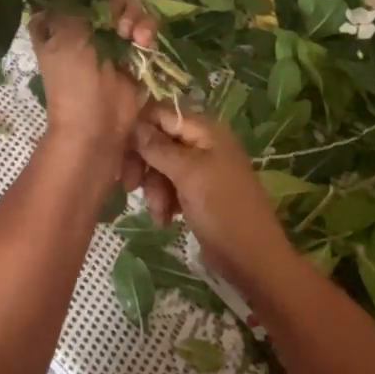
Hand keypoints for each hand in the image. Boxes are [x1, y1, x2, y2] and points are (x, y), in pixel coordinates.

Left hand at [28, 0, 154, 171]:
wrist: (98, 125)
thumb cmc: (73, 78)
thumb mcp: (66, 30)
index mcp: (57, 17)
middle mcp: (82, 21)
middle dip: (117, 3)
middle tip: (118, 23)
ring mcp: (108, 34)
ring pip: (127, 5)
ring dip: (134, 17)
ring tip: (134, 38)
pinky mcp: (131, 47)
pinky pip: (143, 23)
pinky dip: (145, 29)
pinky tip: (144, 42)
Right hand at [131, 104, 291, 288]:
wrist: (254, 260)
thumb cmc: (223, 209)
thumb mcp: (188, 174)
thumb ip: (158, 147)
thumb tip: (133, 124)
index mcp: (205, 130)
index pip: (160, 113)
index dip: (139, 129)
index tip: (120, 153)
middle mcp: (202, 143)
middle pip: (158, 140)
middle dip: (144, 163)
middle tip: (130, 186)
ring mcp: (201, 168)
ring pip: (160, 165)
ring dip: (153, 187)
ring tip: (159, 212)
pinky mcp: (197, 192)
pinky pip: (169, 185)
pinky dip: (163, 200)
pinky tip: (165, 219)